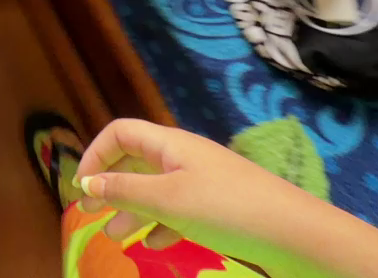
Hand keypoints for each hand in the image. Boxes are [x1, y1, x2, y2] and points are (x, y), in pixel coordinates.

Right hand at [75, 118, 272, 244]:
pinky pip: (178, 209)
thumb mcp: (169, 201)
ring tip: (113, 235)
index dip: (96, 154)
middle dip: (110, 184)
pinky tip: (151, 244)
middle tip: (89, 212)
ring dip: (132, 209)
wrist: (297, 235)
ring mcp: (204, 182)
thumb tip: (87, 183)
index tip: (81, 187)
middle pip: (136, 161)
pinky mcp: (221, 209)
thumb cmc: (227, 209)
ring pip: (156, 189)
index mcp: (169, 143)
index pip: (120, 133)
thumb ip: (125, 192)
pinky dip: (160, 223)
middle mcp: (183, 156)